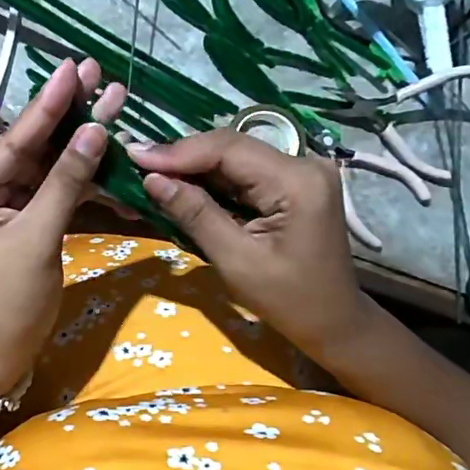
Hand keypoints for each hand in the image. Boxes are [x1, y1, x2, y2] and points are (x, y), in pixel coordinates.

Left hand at [0, 59, 124, 391]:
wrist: (6, 352)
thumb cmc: (10, 299)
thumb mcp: (37, 237)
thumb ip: (66, 182)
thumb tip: (95, 131)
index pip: (12, 141)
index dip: (48, 106)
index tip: (74, 69)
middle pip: (31, 146)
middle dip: (67, 116)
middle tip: (98, 75)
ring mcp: (3, 203)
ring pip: (48, 165)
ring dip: (82, 144)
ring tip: (114, 105)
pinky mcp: (26, 218)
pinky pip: (56, 189)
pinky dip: (84, 180)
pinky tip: (112, 157)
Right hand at [129, 130, 372, 355]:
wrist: (333, 322)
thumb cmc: (289, 300)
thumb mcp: (236, 260)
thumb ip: (196, 214)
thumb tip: (153, 180)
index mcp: (297, 180)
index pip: (229, 149)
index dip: (179, 151)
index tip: (136, 156)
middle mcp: (304, 163)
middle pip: (232, 148)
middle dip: (183, 157)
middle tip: (137, 163)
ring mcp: (301, 172)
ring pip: (236, 159)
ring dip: (195, 168)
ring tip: (151, 172)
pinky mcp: (294, 184)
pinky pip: (246, 175)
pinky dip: (214, 182)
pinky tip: (183, 184)